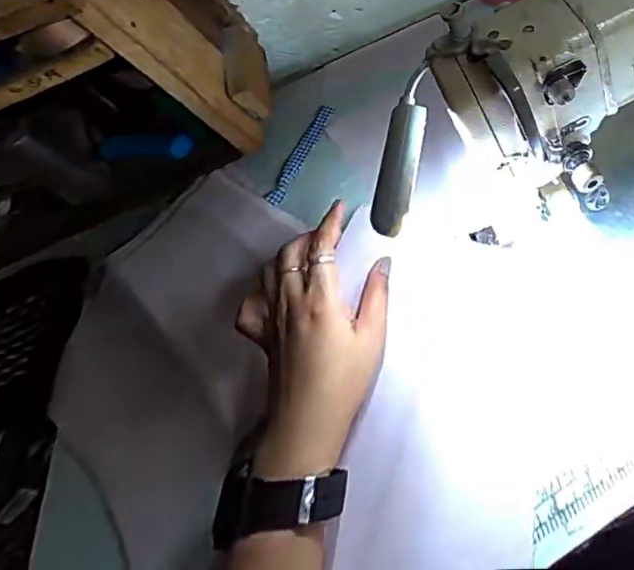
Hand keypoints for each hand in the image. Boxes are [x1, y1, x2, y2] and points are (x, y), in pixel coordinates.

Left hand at [235, 200, 389, 478]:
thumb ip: (376, 294)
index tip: (339, 209)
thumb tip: (381, 262)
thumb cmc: (345, 380)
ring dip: (287, 254)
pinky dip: (263, 286)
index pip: (320, 249)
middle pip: (290, 254)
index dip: (329, 224)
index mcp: (320, 300)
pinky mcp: (261, 336)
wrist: (306, 425)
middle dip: (309, 235)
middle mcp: (290, 304)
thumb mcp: (373, 336)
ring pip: (269, 272)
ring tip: (308, 253)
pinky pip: (252, 302)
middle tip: (331, 233)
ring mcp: (271, 320)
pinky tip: (278, 288)